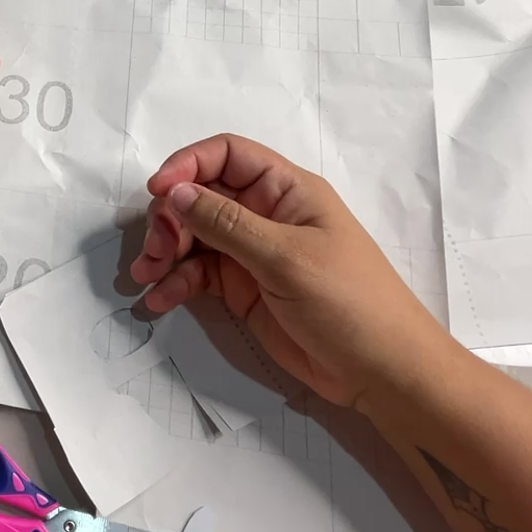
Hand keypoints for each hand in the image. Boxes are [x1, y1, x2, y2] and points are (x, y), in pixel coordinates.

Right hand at [129, 134, 461, 410]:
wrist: (384, 376)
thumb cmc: (349, 303)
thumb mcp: (285, 257)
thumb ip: (225, 222)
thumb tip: (173, 192)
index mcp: (284, 190)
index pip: (226, 155)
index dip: (187, 164)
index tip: (158, 191)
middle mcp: (262, 213)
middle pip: (199, 195)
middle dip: (170, 218)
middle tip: (156, 250)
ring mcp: (249, 251)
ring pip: (191, 234)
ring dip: (164, 250)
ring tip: (147, 276)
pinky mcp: (240, 287)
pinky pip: (196, 273)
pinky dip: (174, 282)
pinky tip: (159, 299)